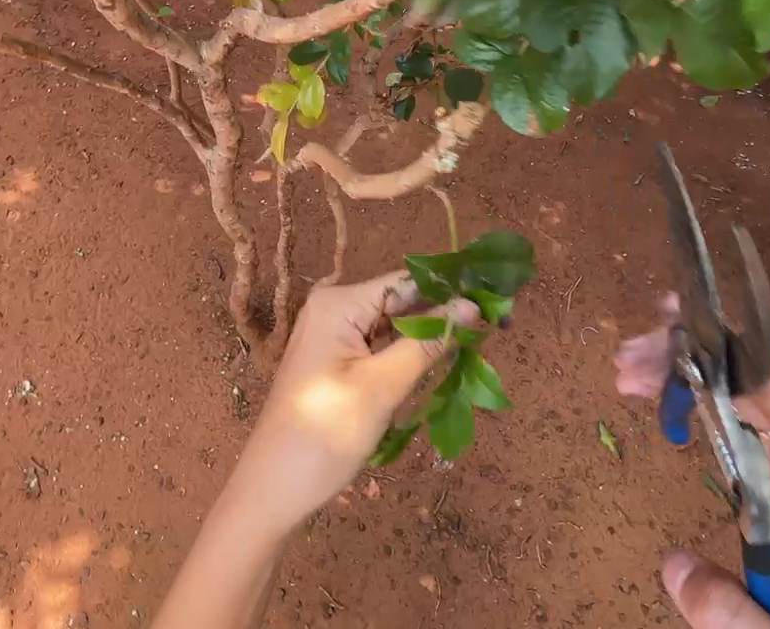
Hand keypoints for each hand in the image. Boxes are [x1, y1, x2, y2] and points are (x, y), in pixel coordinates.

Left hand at [221, 271, 478, 538]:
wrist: (273, 487)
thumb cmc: (326, 433)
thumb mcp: (382, 387)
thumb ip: (426, 343)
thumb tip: (470, 306)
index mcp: (338, 303)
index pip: (406, 282)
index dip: (449, 289)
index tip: (496, 297)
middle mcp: (333, 307)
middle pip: (400, 301)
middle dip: (442, 313)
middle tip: (495, 324)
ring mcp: (332, 334)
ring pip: (394, 325)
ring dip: (429, 336)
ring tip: (478, 341)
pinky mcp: (336, 360)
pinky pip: (380, 345)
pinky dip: (408, 354)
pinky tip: (442, 361)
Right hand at [616, 306, 769, 628]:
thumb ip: (741, 619)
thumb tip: (672, 564)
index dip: (750, 372)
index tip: (687, 335)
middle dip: (711, 360)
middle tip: (638, 350)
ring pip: (765, 405)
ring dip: (700, 378)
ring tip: (632, 370)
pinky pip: (757, 438)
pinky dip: (709, 412)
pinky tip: (665, 397)